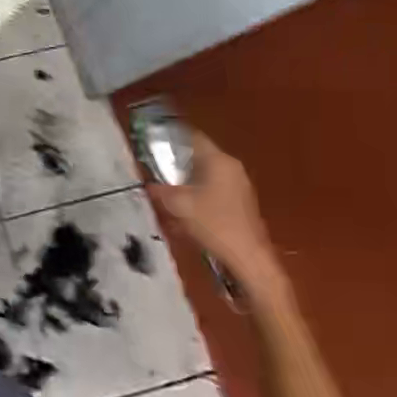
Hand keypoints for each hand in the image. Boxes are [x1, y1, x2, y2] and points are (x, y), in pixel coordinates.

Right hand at [149, 131, 279, 280]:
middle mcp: (231, 167)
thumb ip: (158, 190)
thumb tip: (147, 184)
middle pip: (198, 156)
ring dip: (186, 181)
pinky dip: (198, 193)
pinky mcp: (242, 202)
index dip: (170, 138)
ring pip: (205, 174)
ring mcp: (239, 185)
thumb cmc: (213, 225)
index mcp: (218, 160)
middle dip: (176, 164)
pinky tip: (186, 211)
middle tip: (156, 172)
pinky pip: (214, 188)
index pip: (192, 137)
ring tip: (168, 194)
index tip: (153, 145)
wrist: (249, 259)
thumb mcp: (178, 205)